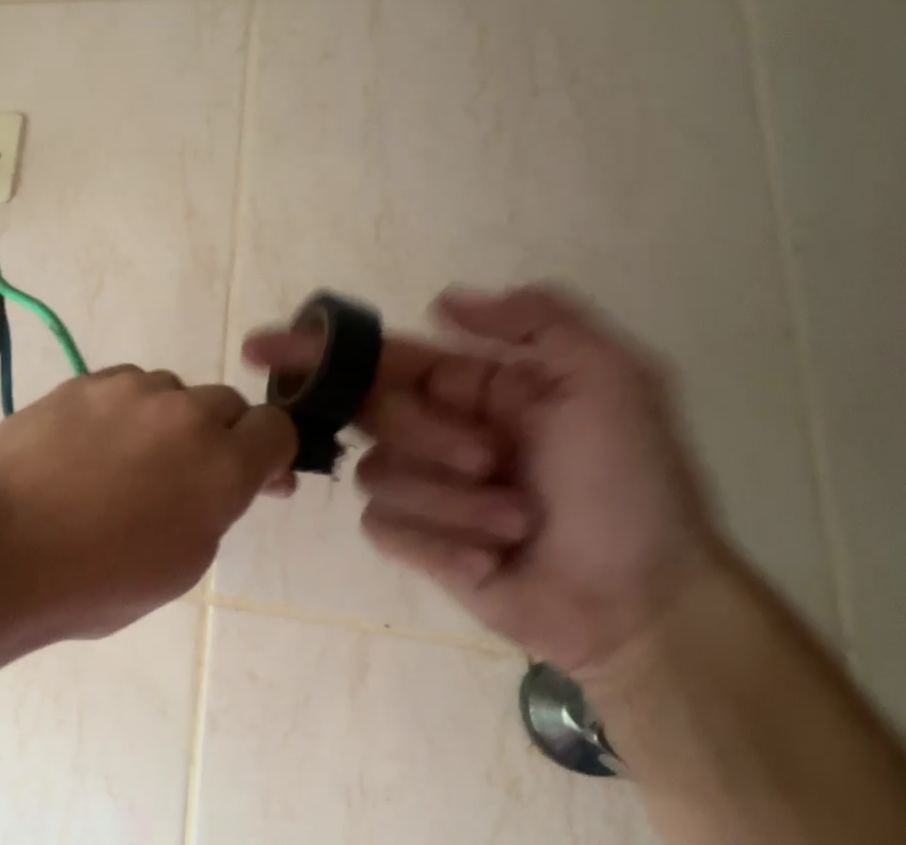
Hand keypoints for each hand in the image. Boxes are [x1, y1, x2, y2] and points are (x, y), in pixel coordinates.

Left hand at [0, 366, 295, 638]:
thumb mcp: (180, 565)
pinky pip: (121, 387)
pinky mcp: (79, 383)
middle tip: (184, 478)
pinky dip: (120, 410)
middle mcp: (183, 413)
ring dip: (165, 420)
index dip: (268, 454)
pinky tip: (88, 447)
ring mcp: (126, 390)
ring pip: (169, 391)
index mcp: (221, 465)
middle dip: (219, 436)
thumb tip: (217, 482)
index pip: (276, 430)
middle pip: (225, 404)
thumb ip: (214, 509)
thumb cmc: (93, 581)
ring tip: (125, 463)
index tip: (254, 480)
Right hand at [244, 284, 726, 675]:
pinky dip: (438, 543)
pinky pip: (384, 526)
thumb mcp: (612, 383)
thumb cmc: (631, 488)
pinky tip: (488, 560)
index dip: (319, 348)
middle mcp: (438, 430)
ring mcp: (424, 488)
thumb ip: (539, 321)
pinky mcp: (416, 542)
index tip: (262, 348)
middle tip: (492, 460)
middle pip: (371, 411)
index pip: (379, 356)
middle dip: (425, 435)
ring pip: (377, 474)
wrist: (643, 604)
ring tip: (515, 524)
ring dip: (450, 501)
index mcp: (474, 386)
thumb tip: (441, 299)